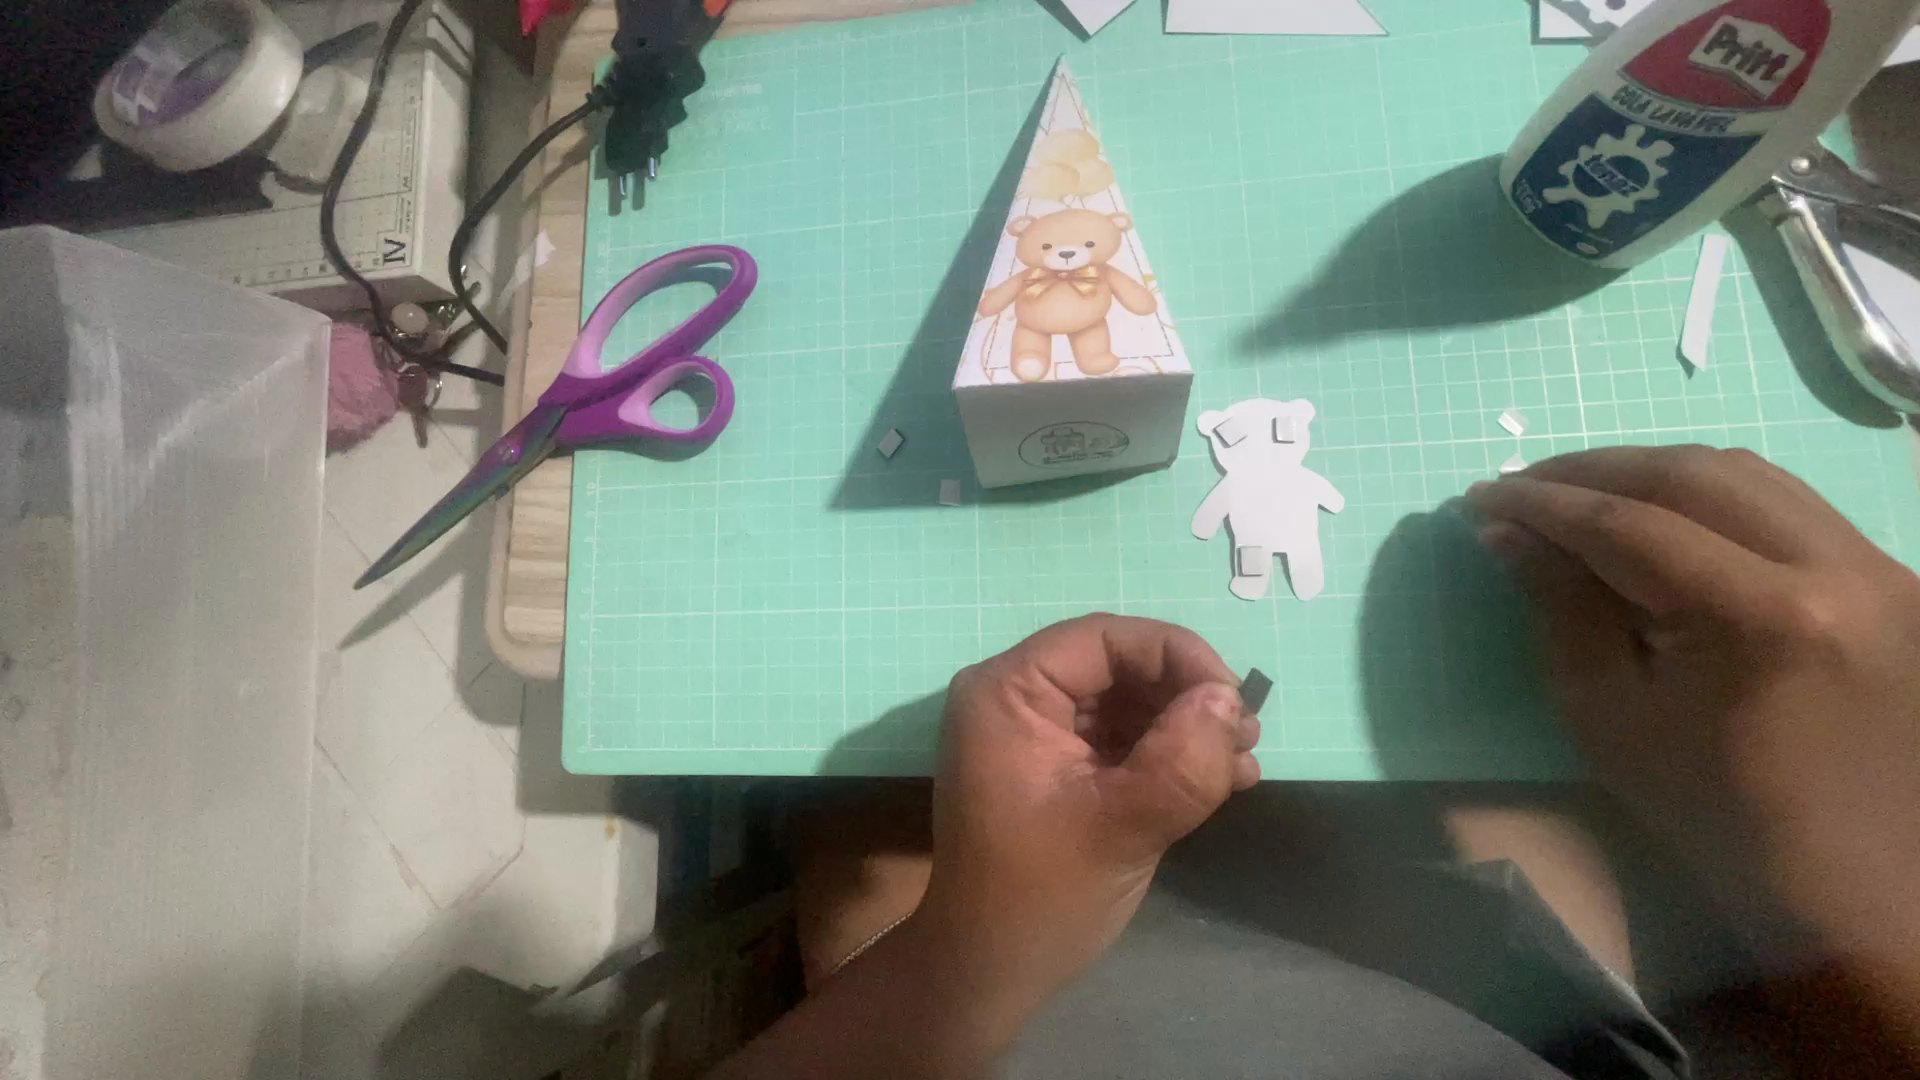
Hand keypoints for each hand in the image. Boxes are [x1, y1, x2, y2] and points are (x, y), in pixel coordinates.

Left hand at [912, 614, 1259, 1034]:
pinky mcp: (1054, 760)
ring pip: (1121, 697)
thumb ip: (1181, 760)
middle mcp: (1014, 695)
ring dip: (1183, 724)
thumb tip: (1227, 700)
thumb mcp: (1121, 828)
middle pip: (1113, 664)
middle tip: (1245, 734)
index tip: (1233, 698)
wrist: (991, 969)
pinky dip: (1164, 750)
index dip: (1174, 653)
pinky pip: (1115, 733)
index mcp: (1006, 691)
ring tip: (1241, 762)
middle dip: (1184, 694)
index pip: (1100, 638)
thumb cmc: (1040, 898)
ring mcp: (1033, 728)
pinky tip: (1220, 779)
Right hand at [1467, 446, 1919, 1002]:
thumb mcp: (1601, 705)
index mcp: (1763, 618)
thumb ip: (1559, 602)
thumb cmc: (1703, 801)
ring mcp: (1882, 571)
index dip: (1541, 503)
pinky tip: (1648, 511)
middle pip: (1693, 476)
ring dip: (1644, 471)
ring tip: (1573, 491)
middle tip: (1518, 487)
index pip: (1628, 524)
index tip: (1480, 496)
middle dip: (1590, 470)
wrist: (1849, 873)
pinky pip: (1782, 502)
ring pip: (1745, 474)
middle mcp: (1842, 572)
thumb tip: (1507, 530)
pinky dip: (1700, 492)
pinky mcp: (1888, 580)